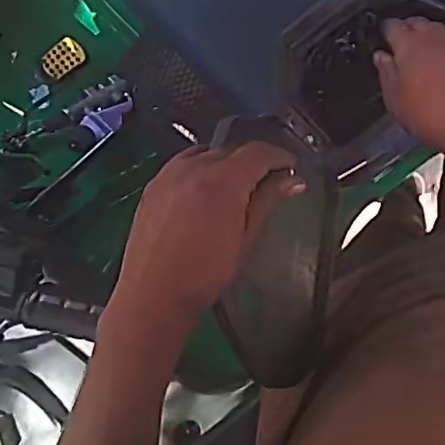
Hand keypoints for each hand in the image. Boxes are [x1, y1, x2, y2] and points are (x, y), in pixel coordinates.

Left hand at [107, 142, 301, 336]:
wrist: (153, 295)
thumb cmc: (204, 274)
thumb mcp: (246, 239)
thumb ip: (267, 201)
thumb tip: (292, 181)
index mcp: (222, 182)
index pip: (258, 152)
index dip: (280, 156)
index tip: (291, 166)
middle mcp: (193, 168)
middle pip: (233, 149)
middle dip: (255, 160)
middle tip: (270, 180)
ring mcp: (169, 174)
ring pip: (208, 153)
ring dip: (227, 162)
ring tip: (238, 185)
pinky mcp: (153, 184)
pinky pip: (184, 163)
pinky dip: (202, 167)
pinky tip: (207, 188)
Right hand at [374, 17, 444, 154]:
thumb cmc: (428, 114)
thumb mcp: (393, 95)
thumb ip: (384, 70)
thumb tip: (381, 58)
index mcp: (409, 43)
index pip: (390, 25)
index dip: (381, 32)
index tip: (378, 40)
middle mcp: (432, 38)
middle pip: (413, 22)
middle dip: (402, 30)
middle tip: (393, 46)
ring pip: (431, 29)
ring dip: (420, 36)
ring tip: (411, 53)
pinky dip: (435, 48)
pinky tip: (430, 64)